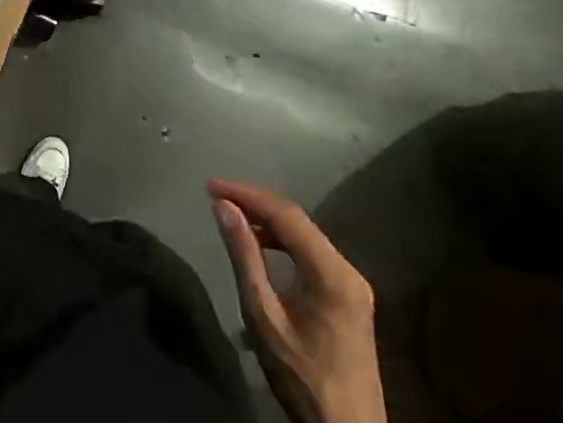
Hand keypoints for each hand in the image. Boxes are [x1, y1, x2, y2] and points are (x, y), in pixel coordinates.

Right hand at [208, 179, 384, 422]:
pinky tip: (259, 245)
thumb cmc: (300, 375)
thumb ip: (244, 256)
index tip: (210, 187)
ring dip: (267, 221)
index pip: (286, 215)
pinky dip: (282, 241)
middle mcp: (349, 270)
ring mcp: (352, 284)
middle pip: (298, 220)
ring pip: (305, 235)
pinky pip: (311, 253)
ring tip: (231, 216)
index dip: (246, 194)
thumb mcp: (263, 315)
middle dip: (255, 202)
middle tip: (216, 196)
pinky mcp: (348, 297)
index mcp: (332, 273)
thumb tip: (223, 207)